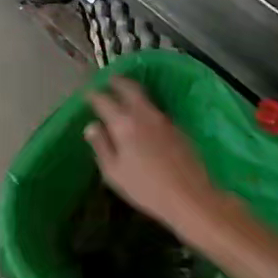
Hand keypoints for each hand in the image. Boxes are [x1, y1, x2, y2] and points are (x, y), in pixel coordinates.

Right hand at [85, 77, 225, 231]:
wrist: (189, 197)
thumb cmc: (145, 188)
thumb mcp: (113, 172)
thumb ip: (101, 146)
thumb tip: (92, 126)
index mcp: (123, 124)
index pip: (103, 100)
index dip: (93, 95)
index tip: (87, 93)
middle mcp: (143, 114)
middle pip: (129, 88)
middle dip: (117, 82)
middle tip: (109, 80)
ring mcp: (163, 119)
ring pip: (144, 97)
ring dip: (132, 91)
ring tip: (124, 94)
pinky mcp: (177, 127)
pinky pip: (155, 109)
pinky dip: (145, 106)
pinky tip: (142, 116)